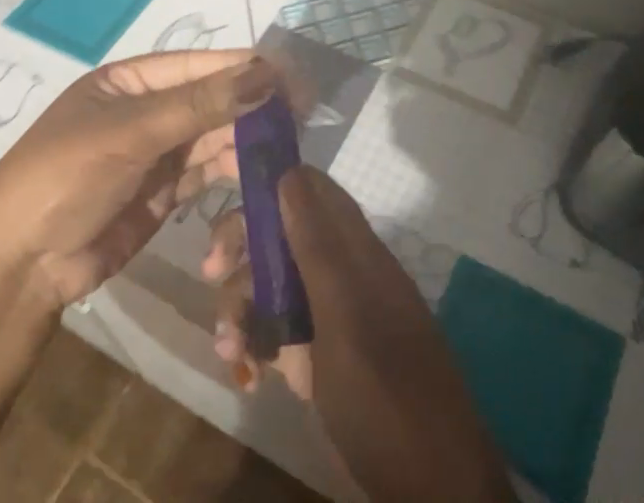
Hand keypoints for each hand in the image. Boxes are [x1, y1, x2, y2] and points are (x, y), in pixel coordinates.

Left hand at [0, 50, 278, 310]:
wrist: (23, 264)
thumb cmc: (63, 178)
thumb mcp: (129, 134)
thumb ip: (200, 105)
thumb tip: (267, 72)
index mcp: (128, 82)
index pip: (198, 66)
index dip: (245, 69)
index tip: (294, 79)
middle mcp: (146, 112)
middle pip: (211, 101)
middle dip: (252, 107)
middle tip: (302, 118)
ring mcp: (156, 155)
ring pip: (214, 138)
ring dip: (247, 141)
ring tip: (287, 149)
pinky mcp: (165, 195)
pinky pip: (207, 174)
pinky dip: (233, 173)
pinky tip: (260, 175)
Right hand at [203, 168, 516, 501]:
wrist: (431, 488)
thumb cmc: (387, 398)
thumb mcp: (346, 317)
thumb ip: (317, 246)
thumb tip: (288, 173)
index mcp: (359, 256)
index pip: (313, 193)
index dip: (271, 188)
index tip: (228, 202)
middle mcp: (346, 277)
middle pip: (283, 237)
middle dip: (243, 252)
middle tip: (212, 275)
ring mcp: (334, 319)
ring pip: (273, 286)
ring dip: (242, 308)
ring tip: (230, 350)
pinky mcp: (322, 358)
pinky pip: (278, 331)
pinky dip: (255, 344)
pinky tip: (245, 372)